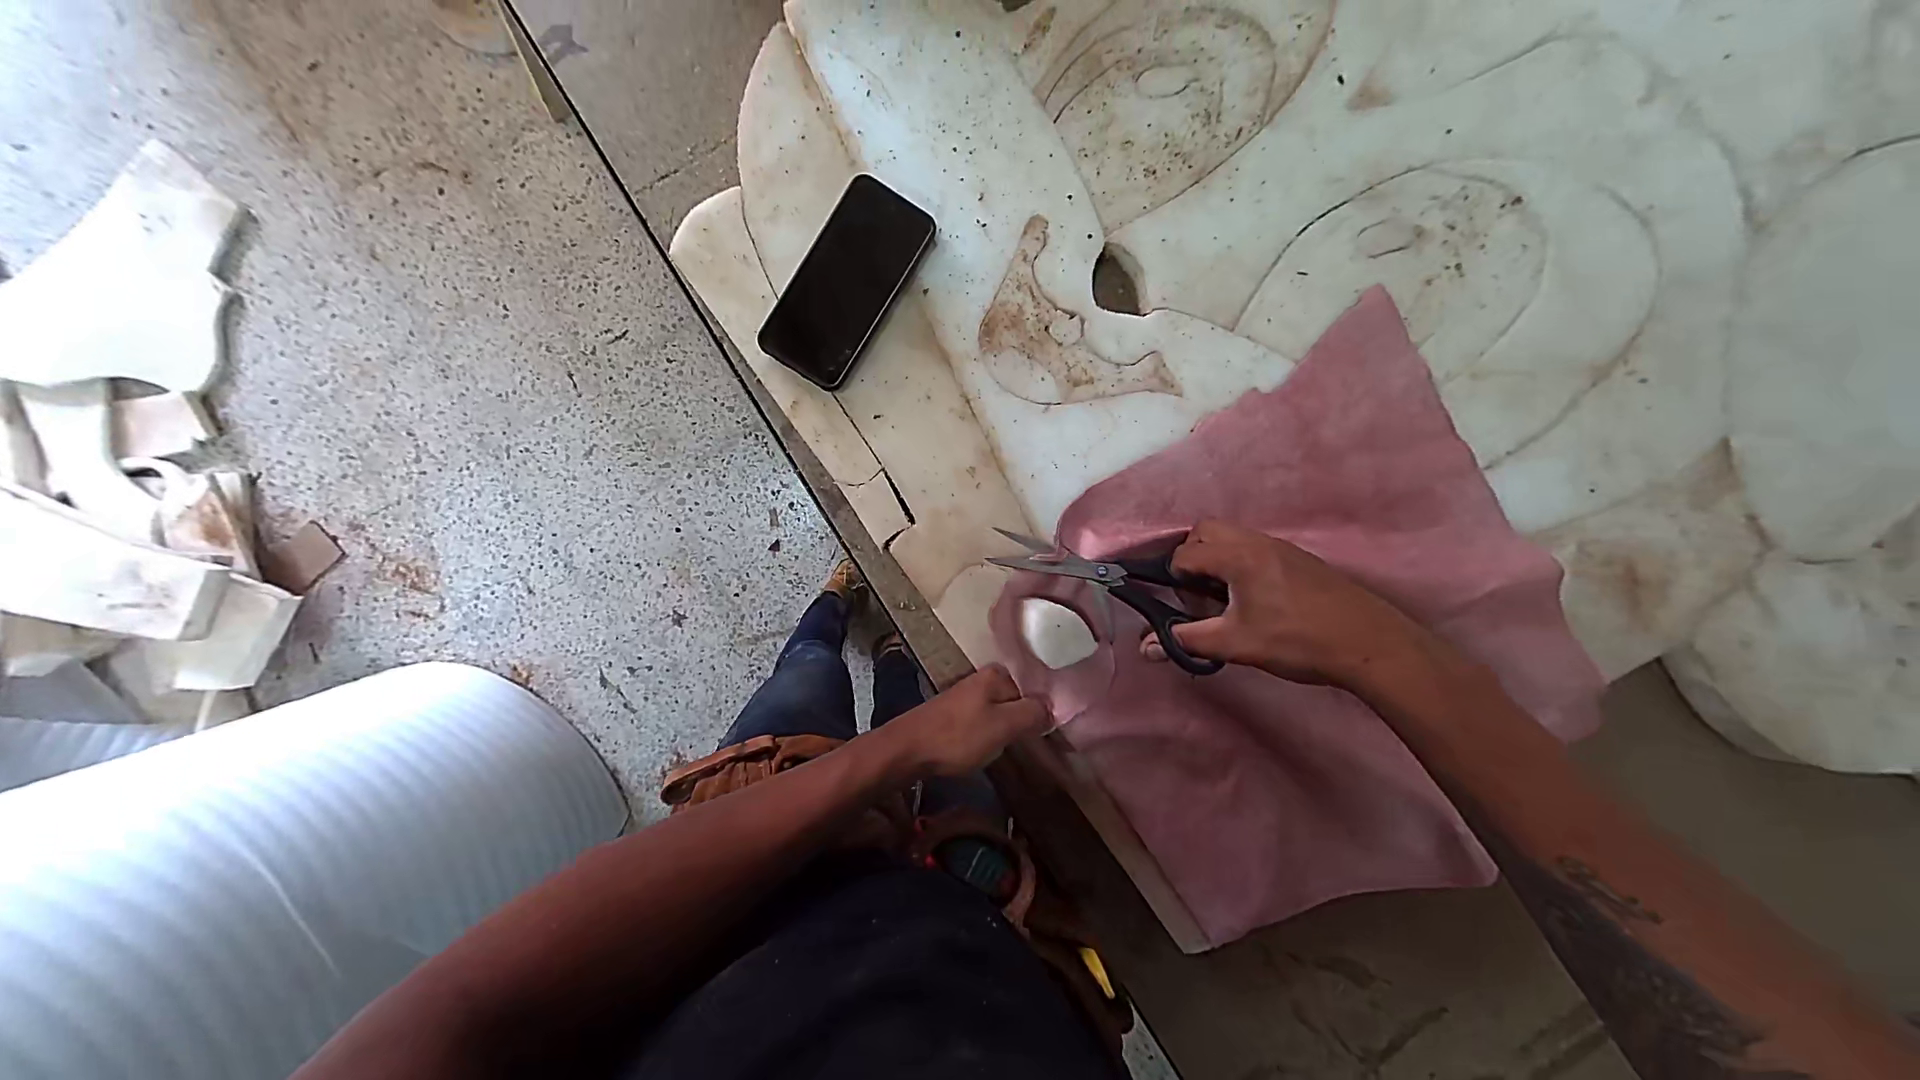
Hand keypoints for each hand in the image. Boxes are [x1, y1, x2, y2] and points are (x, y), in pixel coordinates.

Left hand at [877, 665, 1049, 776]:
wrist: (908, 749)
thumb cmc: (959, 736)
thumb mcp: (1004, 726)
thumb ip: (1033, 713)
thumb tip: (1054, 708)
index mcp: (998, 674)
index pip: (1037, 686)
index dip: (1049, 707)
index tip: (1060, 729)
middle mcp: (985, 678)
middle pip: (1021, 697)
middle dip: (1032, 717)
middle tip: (1045, 741)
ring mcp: (970, 694)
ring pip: (1005, 709)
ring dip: (1015, 726)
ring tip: (1027, 745)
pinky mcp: (960, 712)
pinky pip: (990, 718)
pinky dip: (998, 731)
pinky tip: (1000, 746)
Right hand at [1141, 520, 1447, 689]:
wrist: (1371, 644)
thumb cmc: (1298, 641)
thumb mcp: (1237, 644)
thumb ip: (1188, 641)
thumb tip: (1145, 648)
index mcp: (1238, 557)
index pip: (1184, 554)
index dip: (1172, 579)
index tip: (1181, 607)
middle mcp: (1257, 542)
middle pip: (1206, 530)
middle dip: (1190, 555)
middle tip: (1196, 592)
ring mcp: (1281, 547)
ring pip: (1231, 536)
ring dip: (1216, 558)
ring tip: (1223, 597)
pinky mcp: (1298, 559)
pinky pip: (1253, 546)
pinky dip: (1239, 562)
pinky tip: (1252, 599)